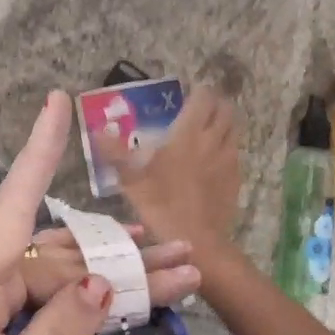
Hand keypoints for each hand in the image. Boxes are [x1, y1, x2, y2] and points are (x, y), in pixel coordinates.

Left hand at [0, 91, 201, 334]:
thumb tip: (103, 285)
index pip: (16, 203)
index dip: (39, 150)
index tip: (58, 101)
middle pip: (64, 252)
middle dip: (128, 257)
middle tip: (191, 260)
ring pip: (58, 262)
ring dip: (113, 263)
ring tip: (174, 261)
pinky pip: (40, 278)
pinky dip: (81, 278)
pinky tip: (119, 273)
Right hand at [95, 84, 243, 256]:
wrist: (198, 242)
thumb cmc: (161, 206)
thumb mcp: (131, 180)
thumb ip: (115, 152)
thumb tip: (98, 129)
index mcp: (188, 135)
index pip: (203, 100)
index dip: (200, 92)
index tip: (191, 92)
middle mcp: (213, 141)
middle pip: (225, 110)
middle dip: (216, 103)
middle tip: (202, 106)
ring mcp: (228, 159)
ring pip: (234, 129)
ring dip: (225, 123)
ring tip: (210, 127)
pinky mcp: (236, 178)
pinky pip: (235, 152)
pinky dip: (227, 146)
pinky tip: (214, 158)